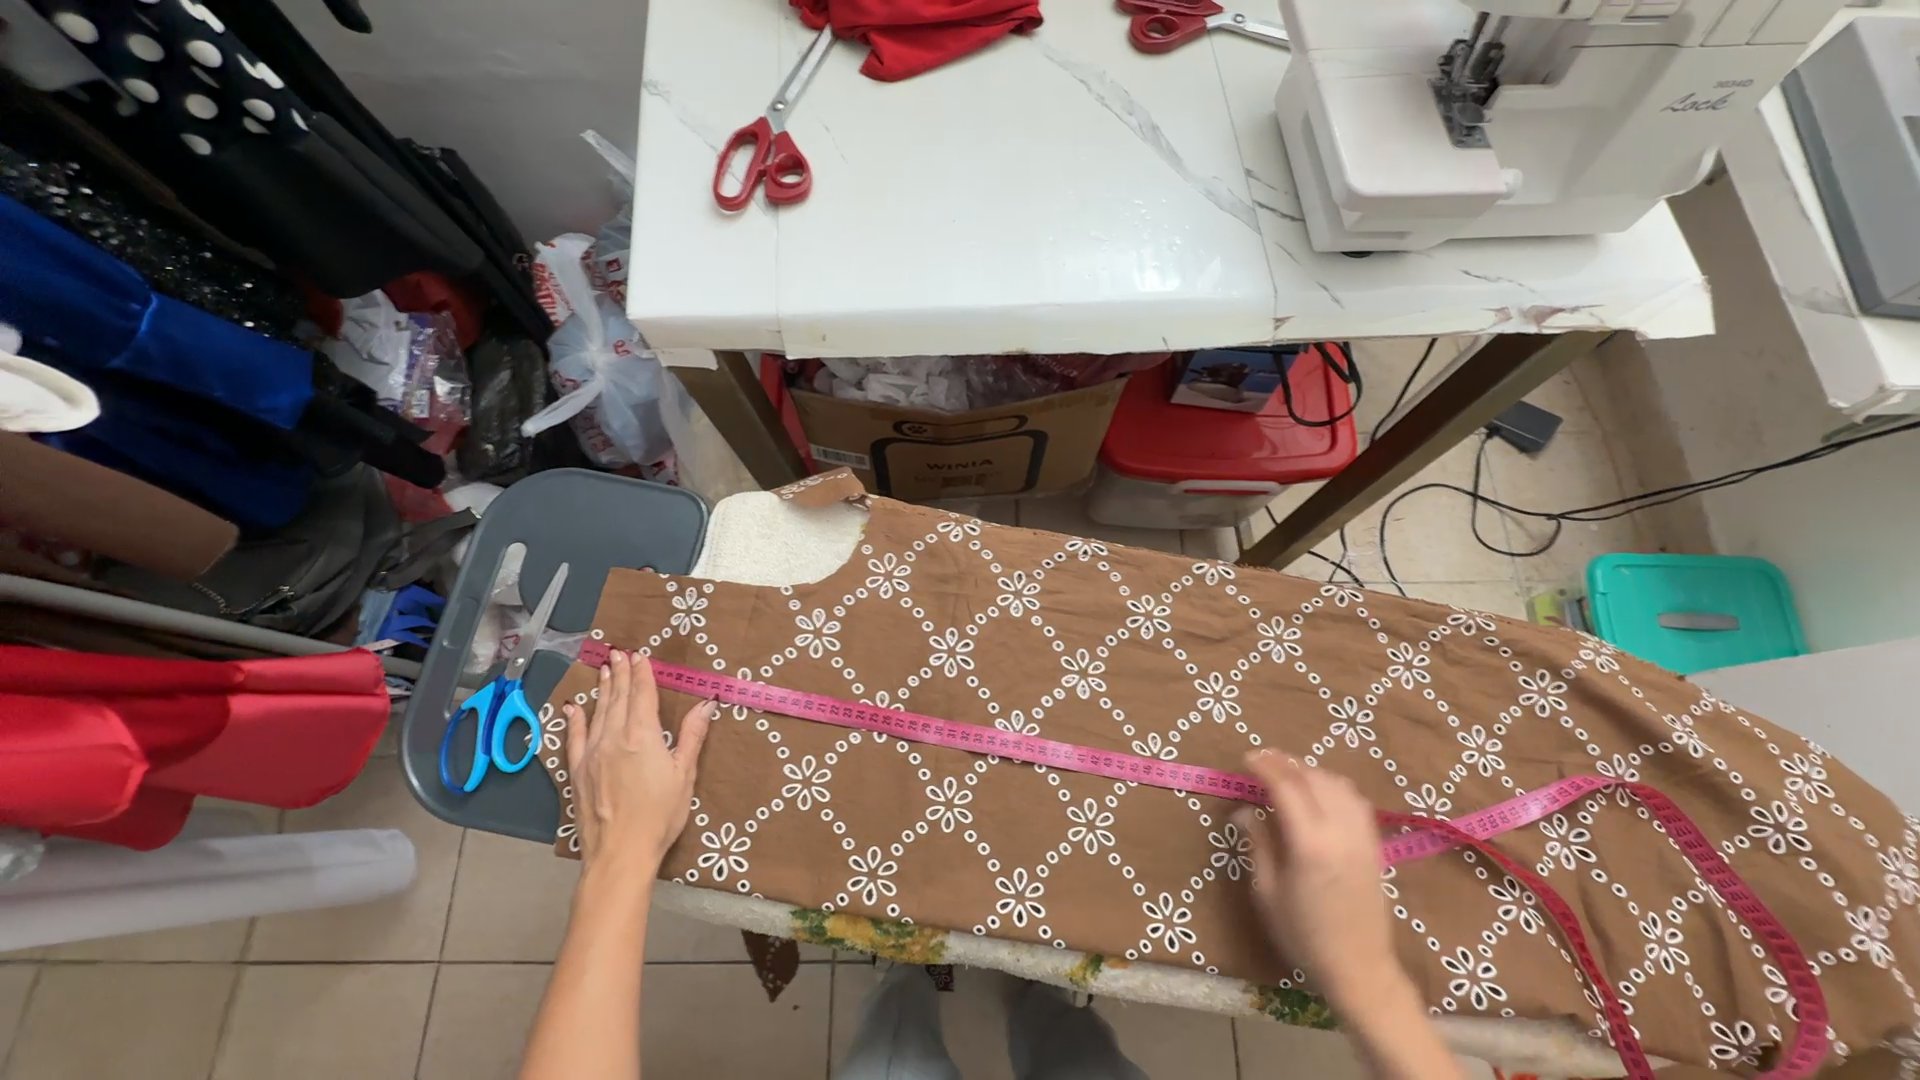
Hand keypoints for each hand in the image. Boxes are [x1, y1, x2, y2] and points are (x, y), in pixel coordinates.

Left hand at [562, 649, 715, 873]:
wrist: (619, 852)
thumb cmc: (660, 815)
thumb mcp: (684, 775)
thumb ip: (692, 737)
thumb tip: (706, 705)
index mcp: (643, 736)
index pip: (642, 696)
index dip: (642, 674)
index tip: (640, 656)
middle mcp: (614, 737)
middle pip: (618, 699)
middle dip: (621, 674)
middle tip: (619, 653)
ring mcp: (592, 753)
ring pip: (598, 712)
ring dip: (603, 689)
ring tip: (605, 669)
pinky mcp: (577, 770)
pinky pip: (574, 737)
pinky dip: (576, 719)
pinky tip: (575, 707)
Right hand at [1238, 752, 1399, 1007]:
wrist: (1358, 967)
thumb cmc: (1303, 934)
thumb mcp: (1267, 891)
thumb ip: (1258, 843)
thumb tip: (1244, 809)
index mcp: (1309, 844)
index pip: (1287, 786)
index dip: (1265, 766)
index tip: (1246, 758)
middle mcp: (1340, 832)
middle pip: (1313, 778)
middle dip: (1285, 762)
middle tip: (1261, 761)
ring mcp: (1362, 836)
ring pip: (1337, 783)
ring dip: (1310, 770)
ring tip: (1287, 773)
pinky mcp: (1374, 845)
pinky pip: (1355, 799)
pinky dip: (1333, 785)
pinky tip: (1318, 791)